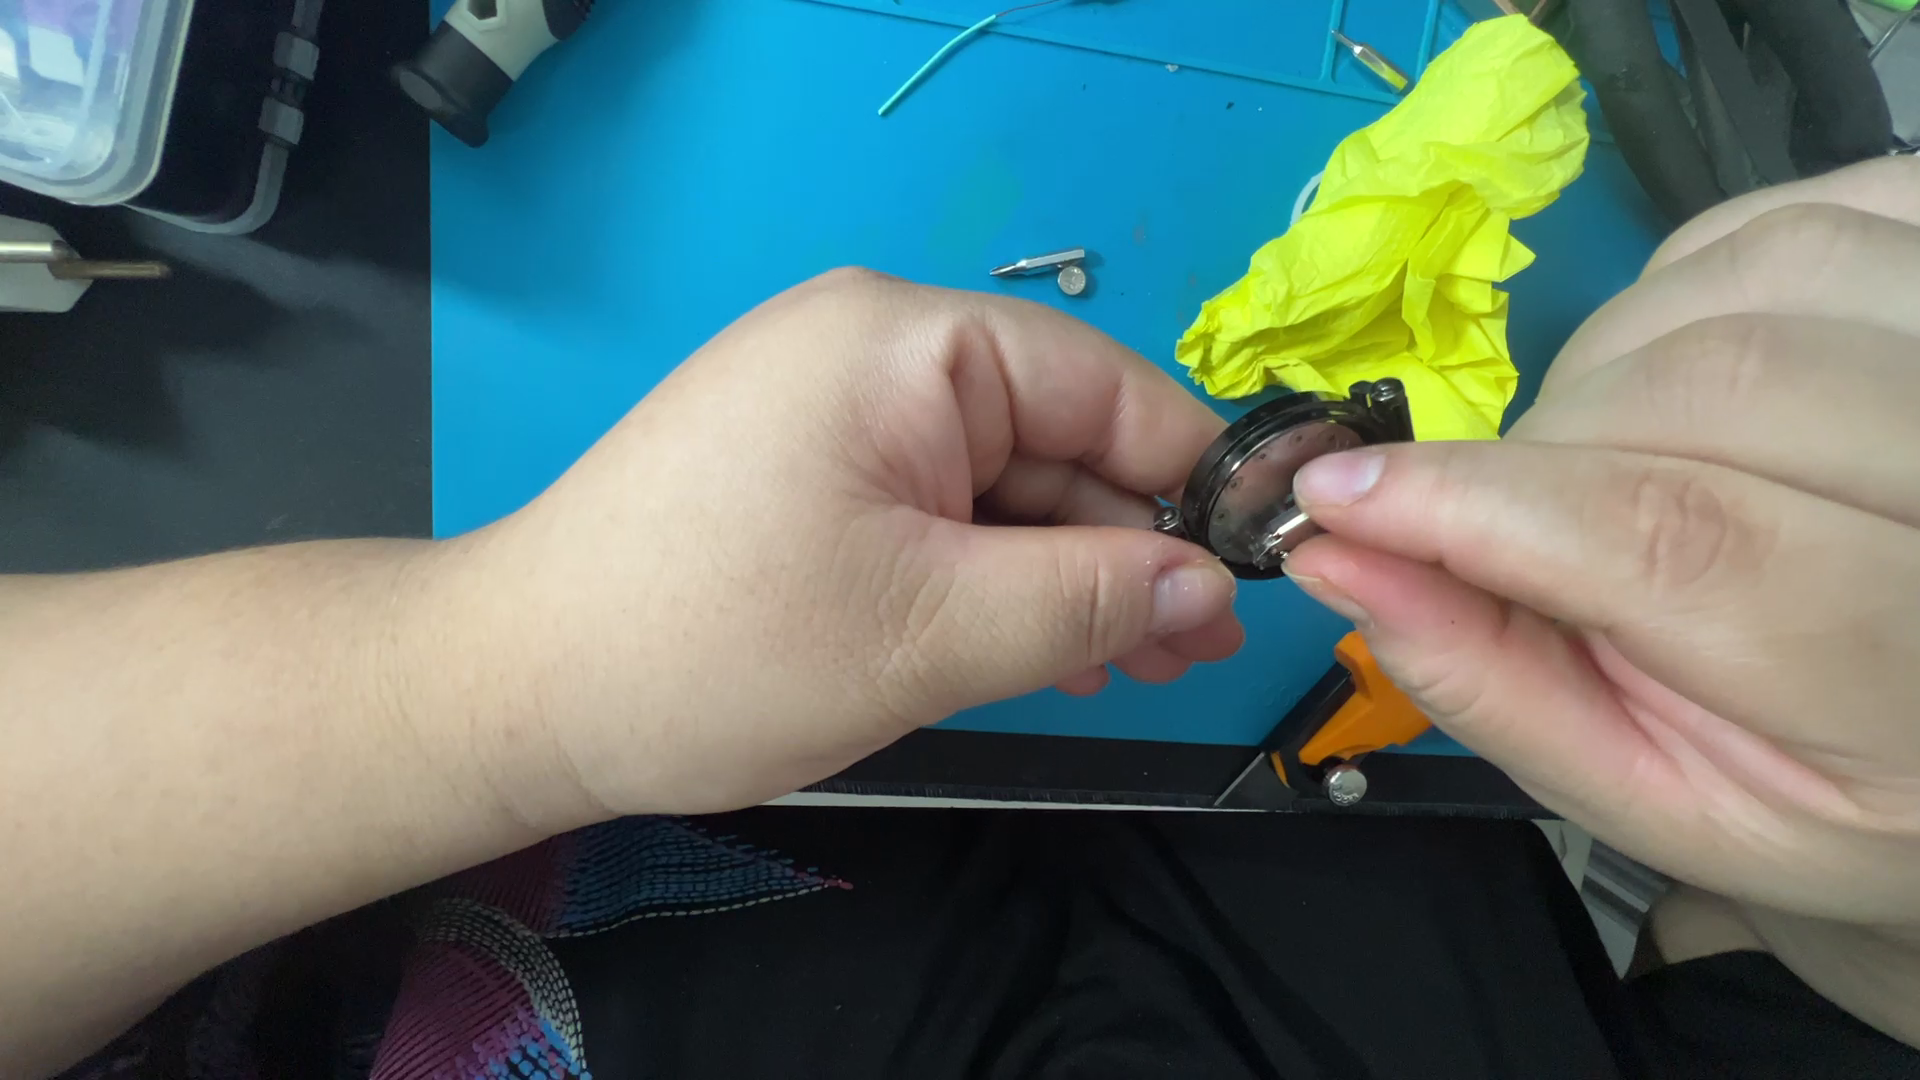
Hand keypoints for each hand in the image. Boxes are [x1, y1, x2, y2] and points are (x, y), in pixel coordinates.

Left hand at [438, 269, 1241, 819]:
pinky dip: (1001, 578)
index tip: (1246, 565)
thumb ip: (1089, 599)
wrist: (525, 694)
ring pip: (1003, 489)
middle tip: (1197, 647)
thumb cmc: (722, 650)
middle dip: (1128, 545)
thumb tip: (1207, 583)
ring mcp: (846, 415)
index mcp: (908, 344)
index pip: (1100, 386)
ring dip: (1071, 573)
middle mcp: (879, 353)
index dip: (1186, 475)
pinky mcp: (824, 475)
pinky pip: (945, 515)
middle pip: (1053, 441)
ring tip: (1140, 661)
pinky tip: (1049, 644)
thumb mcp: (933, 629)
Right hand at [1282, 157, 1919, 1027]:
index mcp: (1904, 674)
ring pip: (1741, 283)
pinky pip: (1791, 220)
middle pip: (1701, 388)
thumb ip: (1473, 675)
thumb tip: (1327, 554)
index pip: (1667, 540)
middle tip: (1519, 516)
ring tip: (1608, 453)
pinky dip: (1679, 292)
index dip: (1467, 503)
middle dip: (1540, 449)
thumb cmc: (1795, 776)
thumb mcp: (1629, 782)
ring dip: (1604, 369)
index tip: (1328, 495)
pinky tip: (1685, 377)